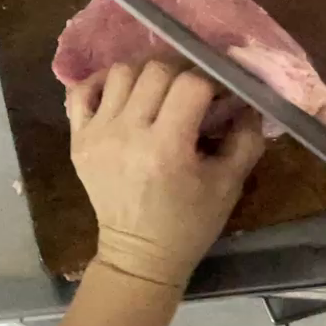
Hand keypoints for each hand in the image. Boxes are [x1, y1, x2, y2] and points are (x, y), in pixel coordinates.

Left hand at [66, 61, 265, 288]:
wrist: (139, 254)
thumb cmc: (189, 223)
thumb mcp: (229, 185)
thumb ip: (245, 139)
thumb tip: (248, 99)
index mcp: (167, 147)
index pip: (190, 84)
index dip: (211, 79)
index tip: (219, 89)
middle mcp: (127, 133)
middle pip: (154, 70)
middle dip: (181, 71)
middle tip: (192, 85)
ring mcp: (97, 133)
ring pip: (120, 73)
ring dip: (145, 73)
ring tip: (159, 88)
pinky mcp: (78, 138)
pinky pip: (81, 91)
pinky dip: (101, 82)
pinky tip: (122, 92)